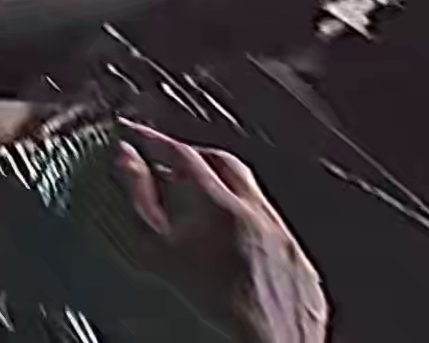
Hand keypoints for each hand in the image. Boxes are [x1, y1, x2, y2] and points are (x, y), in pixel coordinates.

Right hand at [113, 123, 326, 342]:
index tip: (127, 130)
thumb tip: (125, 153)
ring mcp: (287, 243)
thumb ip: (135, 189)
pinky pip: (270, 224)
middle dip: (188, 152)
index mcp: (219, 205)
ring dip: (217, 182)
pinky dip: (241, 214)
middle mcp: (259, 216)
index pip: (180, 152)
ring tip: (187, 193)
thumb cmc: (200, 298)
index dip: (149, 136)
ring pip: (252, 193)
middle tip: (160, 154)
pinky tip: (223, 233)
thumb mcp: (150, 240)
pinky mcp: (303, 268)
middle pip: (224, 163)